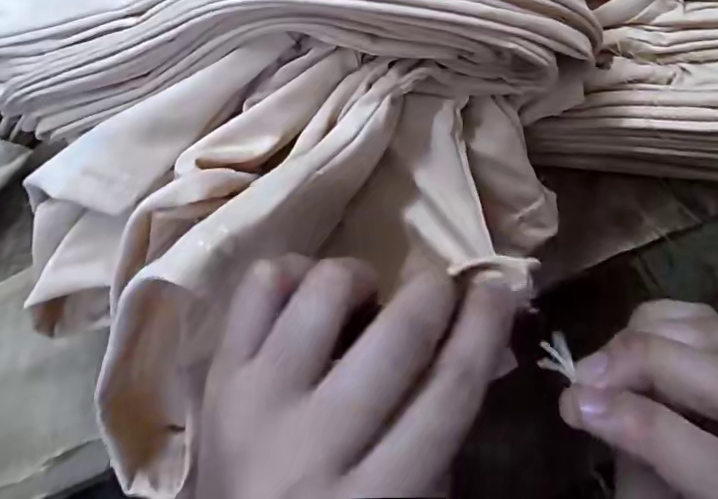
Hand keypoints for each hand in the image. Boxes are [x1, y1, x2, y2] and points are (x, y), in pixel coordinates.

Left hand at [196, 256, 517, 498]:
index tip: (497, 288)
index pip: (447, 394)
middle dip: (431, 293)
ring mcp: (259, 402)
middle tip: (438, 284)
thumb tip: (473, 339)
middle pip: (394, 339)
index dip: (482, 330)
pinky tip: (307, 290)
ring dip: (358, 275)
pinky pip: (258, 288)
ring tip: (366, 291)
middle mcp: (314, 447)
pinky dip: (292, 270)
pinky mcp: (220, 374)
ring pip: (321, 295)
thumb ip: (437, 434)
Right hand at [558, 301, 717, 498]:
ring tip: (602, 363)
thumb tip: (592, 401)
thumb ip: (635, 462)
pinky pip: (706, 321)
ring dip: (644, 337)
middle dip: (646, 364)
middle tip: (584, 374)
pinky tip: (627, 343)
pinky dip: (655, 320)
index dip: (646, 430)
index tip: (575, 405)